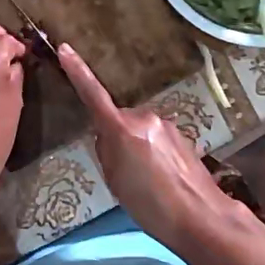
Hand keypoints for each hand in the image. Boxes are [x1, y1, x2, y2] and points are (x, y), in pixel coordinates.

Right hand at [57, 41, 239, 243]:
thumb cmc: (151, 206)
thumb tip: (106, 136)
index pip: (94, 95)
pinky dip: (152, 151)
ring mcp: (167, 124)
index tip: (65, 49)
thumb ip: (106, 151)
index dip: (78, 72)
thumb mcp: (115, 182)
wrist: (199, 214)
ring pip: (139, 129)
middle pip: (119, 120)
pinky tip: (162, 177)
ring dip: (137, 146)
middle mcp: (146, 118)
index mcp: (124, 129)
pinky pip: (156, 137)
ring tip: (146, 180)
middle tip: (124, 172)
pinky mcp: (182, 133)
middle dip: (116, 138)